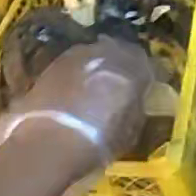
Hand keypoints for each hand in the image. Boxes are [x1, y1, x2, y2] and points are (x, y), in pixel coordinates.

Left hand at [0, 37, 150, 172]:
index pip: (146, 63)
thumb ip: (136, 106)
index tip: (143, 89)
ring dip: (93, 69)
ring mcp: (77, 55)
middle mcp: (108, 51)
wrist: (49, 143)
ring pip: (92, 56)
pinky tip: (70, 95)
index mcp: (134, 64)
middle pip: (117, 52)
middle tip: (116, 86)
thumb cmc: (100, 139)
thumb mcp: (131, 129)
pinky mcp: (51, 65)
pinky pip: (70, 67)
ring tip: (91, 91)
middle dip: (118, 66)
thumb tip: (134, 101)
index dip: (144, 76)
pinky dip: (73, 78)